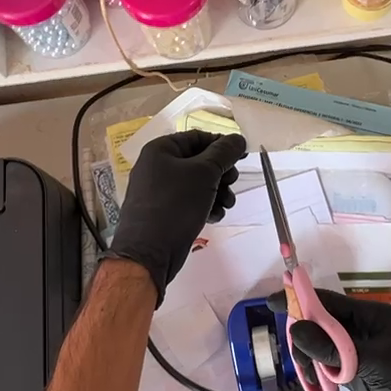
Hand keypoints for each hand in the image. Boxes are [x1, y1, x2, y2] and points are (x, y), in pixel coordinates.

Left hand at [110, 131, 246, 305]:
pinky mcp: (164, 211)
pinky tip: (214, 216)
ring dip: (217, 191)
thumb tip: (238, 139)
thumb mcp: (204, 174)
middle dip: (221, 173)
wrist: (148, 253)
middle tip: (232, 183)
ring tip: (226, 205)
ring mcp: (159, 190)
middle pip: (199, 161)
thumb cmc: (175, 205)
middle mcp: (157, 166)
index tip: (241, 157)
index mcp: (161, 149)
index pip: (198, 137)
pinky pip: (190, 201)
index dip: (222, 145)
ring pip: (197, 183)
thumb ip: (224, 153)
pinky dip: (205, 205)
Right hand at [270, 288, 390, 390]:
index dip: (301, 299)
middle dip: (305, 340)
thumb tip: (297, 328)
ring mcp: (362, 353)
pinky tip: (319, 390)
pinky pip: (331, 367)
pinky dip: (321, 376)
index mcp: (372, 316)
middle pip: (322, 325)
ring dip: (313, 362)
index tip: (273, 299)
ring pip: (323, 348)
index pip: (328, 302)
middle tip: (302, 366)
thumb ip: (332, 348)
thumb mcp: (372, 365)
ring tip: (316, 386)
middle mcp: (364, 330)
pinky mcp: (360, 375)